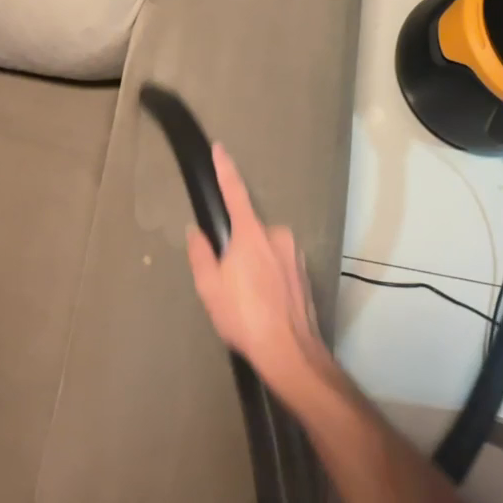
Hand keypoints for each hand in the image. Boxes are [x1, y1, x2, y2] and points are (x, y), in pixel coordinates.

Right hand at [186, 143, 322, 378]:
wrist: (290, 353)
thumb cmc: (244, 317)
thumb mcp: (209, 287)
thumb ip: (201, 254)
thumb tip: (197, 232)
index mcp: (252, 234)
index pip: (235, 193)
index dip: (225, 169)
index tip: (220, 149)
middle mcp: (278, 237)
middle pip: (249, 232)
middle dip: (237, 250)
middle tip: (228, 283)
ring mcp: (295, 257)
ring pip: (265, 252)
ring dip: (254, 268)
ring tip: (247, 302)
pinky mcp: (305, 276)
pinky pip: (278, 268)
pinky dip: (268, 281)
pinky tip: (263, 307)